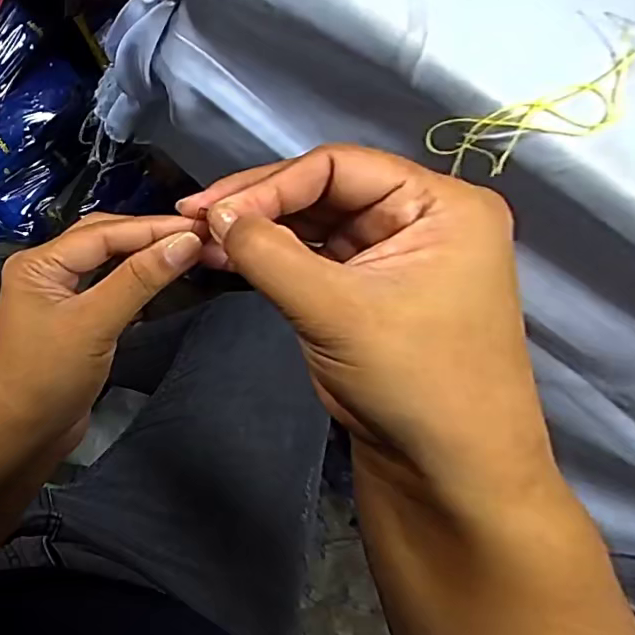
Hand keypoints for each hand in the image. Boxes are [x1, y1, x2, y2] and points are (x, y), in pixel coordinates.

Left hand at [0, 214, 203, 450]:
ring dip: (145, 257)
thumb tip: (185, 242)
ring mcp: (57, 293)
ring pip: (106, 261)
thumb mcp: (94, 325)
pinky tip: (163, 277)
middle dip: (149, 237)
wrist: (22, 434)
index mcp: (37, 263)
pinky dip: (135, 280)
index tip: (201, 228)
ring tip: (190, 253)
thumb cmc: (48, 379)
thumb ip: (139, 280)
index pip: (101, 232)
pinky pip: (107, 286)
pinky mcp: (72, 316)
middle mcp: (44, 270)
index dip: (152, 228)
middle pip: (103, 239)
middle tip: (200, 238)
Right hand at [178, 145, 554, 501]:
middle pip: (316, 188)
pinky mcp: (355, 282)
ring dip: (249, 228)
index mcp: (437, 206)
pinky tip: (218, 256)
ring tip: (196, 238)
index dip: (267, 184)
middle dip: (251, 203)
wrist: (442, 467)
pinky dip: (259, 253)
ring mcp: (382, 250)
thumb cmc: (412, 380)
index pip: (336, 167)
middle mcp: (413, 217)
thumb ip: (266, 252)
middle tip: (192, 216)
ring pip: (301, 220)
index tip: (210, 211)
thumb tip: (212, 214)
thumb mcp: (333, 309)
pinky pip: (299, 252)